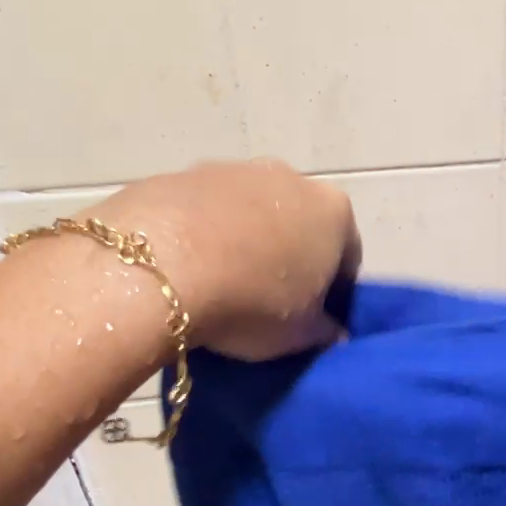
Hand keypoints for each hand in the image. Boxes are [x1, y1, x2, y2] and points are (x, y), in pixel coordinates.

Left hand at [88, 159, 359, 360]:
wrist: (157, 269)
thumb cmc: (251, 302)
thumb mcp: (300, 335)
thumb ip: (326, 331)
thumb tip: (330, 331)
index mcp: (332, 211)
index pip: (347, 254)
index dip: (333, 290)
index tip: (311, 316)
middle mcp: (288, 177)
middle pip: (297, 224)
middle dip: (287, 257)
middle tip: (265, 302)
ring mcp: (230, 170)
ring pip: (247, 214)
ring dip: (241, 243)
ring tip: (218, 288)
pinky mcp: (177, 175)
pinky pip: (200, 213)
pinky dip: (198, 236)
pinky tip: (183, 272)